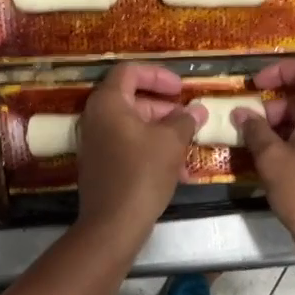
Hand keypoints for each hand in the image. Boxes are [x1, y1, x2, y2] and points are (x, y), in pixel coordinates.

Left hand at [73, 63, 203, 234]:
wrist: (114, 223)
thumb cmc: (142, 174)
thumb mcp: (171, 142)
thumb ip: (185, 121)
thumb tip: (197, 110)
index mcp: (108, 103)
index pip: (131, 71)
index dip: (158, 75)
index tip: (181, 89)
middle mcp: (97, 119)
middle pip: (133, 100)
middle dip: (165, 109)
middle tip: (189, 120)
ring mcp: (96, 144)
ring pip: (134, 128)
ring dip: (163, 134)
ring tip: (188, 150)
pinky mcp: (102, 167)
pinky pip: (129, 149)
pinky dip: (151, 152)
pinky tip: (177, 172)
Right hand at [234, 60, 294, 257]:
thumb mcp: (271, 159)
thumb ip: (255, 130)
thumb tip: (240, 112)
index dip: (280, 70)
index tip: (256, 85)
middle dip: (274, 105)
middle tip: (251, 126)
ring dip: (278, 124)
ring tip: (256, 145)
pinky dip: (289, 138)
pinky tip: (272, 158)